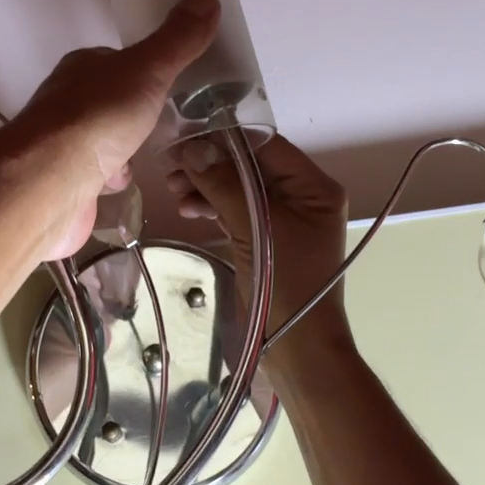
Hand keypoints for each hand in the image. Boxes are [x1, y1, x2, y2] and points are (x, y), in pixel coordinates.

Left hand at [5, 0, 219, 260]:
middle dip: (138, 115)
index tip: (174, 80)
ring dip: (126, 150)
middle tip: (168, 123)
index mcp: (83, 67)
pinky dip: (111, 179)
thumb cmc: (97, 118)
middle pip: (113, 102)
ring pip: (106, 141)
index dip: (146, 69)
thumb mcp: (147, 70)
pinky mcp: (63, 181)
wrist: (51, 182)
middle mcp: (67, 101)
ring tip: (150, 155)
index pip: (118, 61)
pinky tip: (122, 182)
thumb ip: (178, 40)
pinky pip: (96, 175)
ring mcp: (63, 144)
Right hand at [168, 133, 353, 373]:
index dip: (224, 138)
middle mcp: (301, 196)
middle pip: (249, 164)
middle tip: (171, 168)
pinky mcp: (265, 237)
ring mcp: (283, 218)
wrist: (297, 346)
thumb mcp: (255, 228)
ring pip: (238, 186)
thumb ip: (224, 185)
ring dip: (206, 184)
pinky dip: (212, 205)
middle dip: (210, 163)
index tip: (183, 139)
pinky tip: (188, 208)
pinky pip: (236, 209)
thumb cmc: (286, 283)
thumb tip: (192, 149)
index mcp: (313, 186)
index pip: (265, 146)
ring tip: (175, 190)